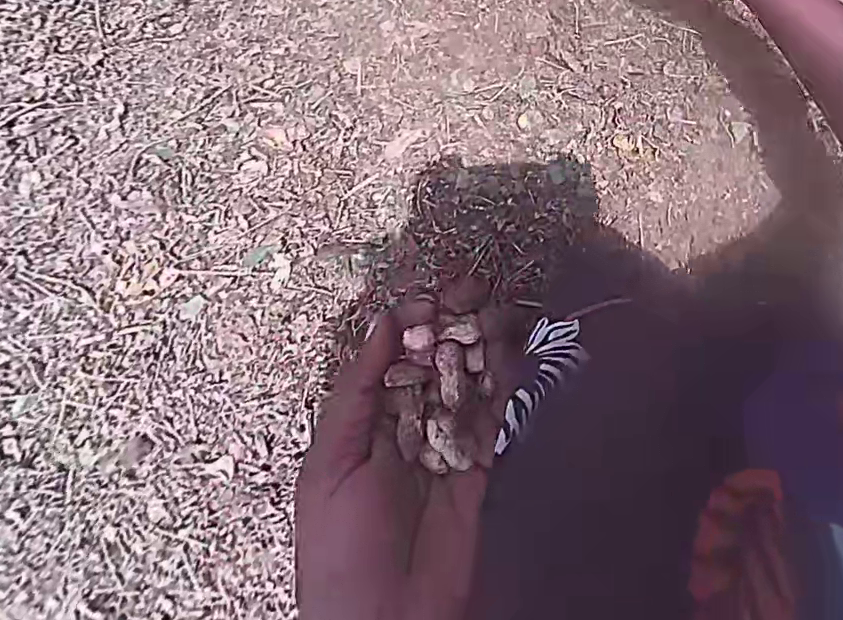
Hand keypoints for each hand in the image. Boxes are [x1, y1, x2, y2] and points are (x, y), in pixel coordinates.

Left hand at [295, 289, 519, 619]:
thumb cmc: (342, 551)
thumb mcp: (331, 465)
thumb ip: (357, 391)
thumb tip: (384, 322)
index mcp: (373, 417)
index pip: (398, 353)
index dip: (417, 320)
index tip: (435, 298)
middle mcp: (414, 418)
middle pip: (440, 355)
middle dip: (457, 320)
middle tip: (474, 291)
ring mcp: (452, 435)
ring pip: (473, 373)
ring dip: (486, 339)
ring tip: (497, 315)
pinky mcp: (485, 454)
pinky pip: (499, 406)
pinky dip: (509, 375)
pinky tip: (512, 352)